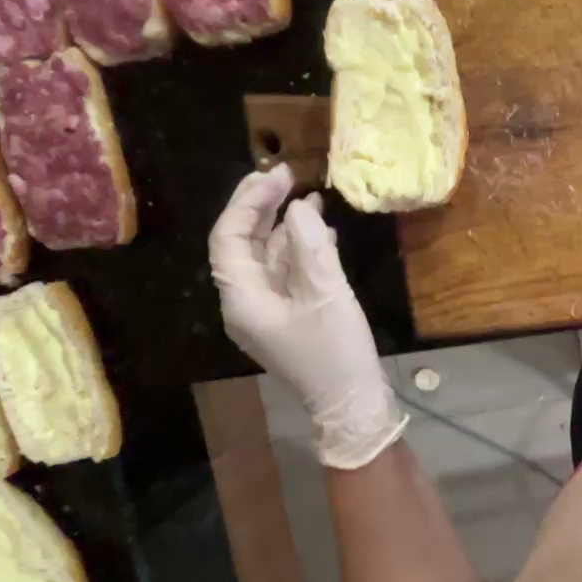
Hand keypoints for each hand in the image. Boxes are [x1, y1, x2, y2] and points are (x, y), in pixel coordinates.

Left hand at [209, 165, 407, 469]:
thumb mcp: (327, 295)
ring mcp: (268, 311)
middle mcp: (246, 302)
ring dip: (286, 226)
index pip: (229, 237)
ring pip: (268, 257)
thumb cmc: (335, 353)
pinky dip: (302, 250)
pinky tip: (322, 233)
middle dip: (263, 208)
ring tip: (311, 197)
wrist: (352, 406)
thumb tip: (299, 207)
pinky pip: (287, 274)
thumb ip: (310, 246)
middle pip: (244, 244)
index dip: (249, 202)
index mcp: (242, 298)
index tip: (277, 175)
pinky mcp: (290, 318)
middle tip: (289, 176)